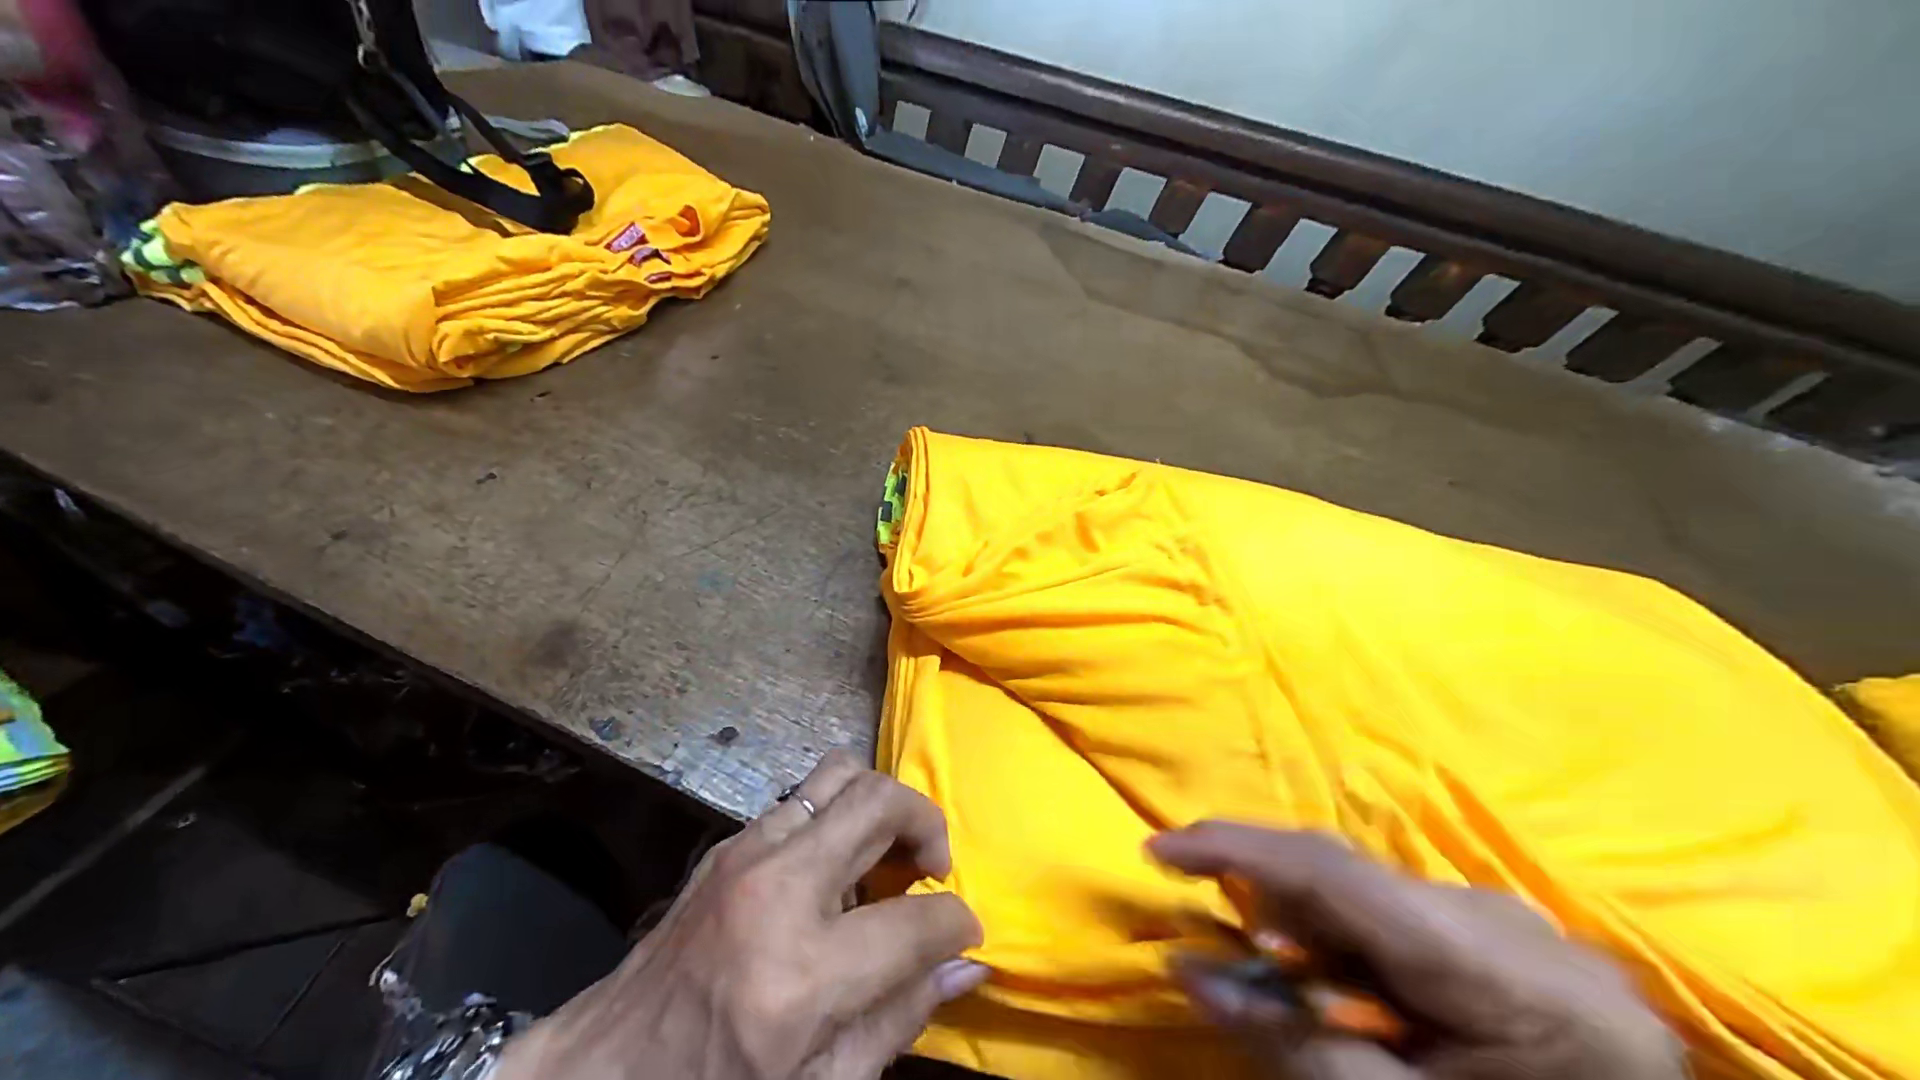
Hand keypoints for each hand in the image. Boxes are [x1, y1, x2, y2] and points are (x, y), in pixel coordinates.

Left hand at [493, 749, 986, 1079]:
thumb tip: (964, 967)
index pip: (915, 922)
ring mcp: (745, 854)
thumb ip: (898, 1020)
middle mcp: (776, 890)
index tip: (964, 934)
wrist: (599, 1076)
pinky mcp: (727, 844)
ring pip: (839, 773)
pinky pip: (802, 796)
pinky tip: (833, 869)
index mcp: (801, 975)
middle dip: (928, 823)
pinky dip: (837, 815)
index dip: (957, 924)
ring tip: (886, 854)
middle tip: (932, 866)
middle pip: (879, 802)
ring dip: (880, 805)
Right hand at [1150, 824, 1684, 1079]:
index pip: (1338, 873)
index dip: (1237, 849)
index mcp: (1498, 967)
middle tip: (1217, 941)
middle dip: (1267, 899)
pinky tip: (1347, 989)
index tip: (1155, 848)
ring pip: (1365, 890)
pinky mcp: (1503, 929)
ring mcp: (1507, 917)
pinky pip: (1394, 910)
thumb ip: (1290, 1044)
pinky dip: (1348, 941)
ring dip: (1307, 927)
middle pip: (1347, 876)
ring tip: (1289, 984)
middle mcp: (1503, 917)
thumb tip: (1187, 970)